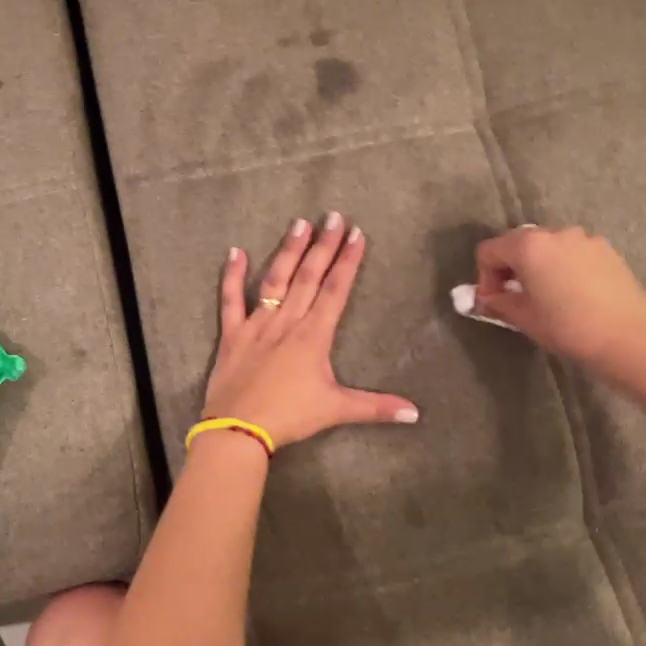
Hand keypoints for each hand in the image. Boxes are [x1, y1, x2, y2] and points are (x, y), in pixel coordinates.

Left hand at [203, 214, 418, 448]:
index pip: (335, 290)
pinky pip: (231, 300)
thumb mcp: (336, 410)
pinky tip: (236, 252)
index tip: (357, 233)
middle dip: (323, 245)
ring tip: (299, 223)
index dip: (348, 261)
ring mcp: (257, 325)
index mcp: (313, 335)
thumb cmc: (289, 417)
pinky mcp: (232, 335)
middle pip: (308, 277)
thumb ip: (375, 407)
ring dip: (288, 251)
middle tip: (333, 216)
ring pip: (275, 280)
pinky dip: (232, 276)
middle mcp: (287, 322)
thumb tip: (415, 412)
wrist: (239, 428)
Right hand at [474, 225, 645, 368]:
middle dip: (509, 268)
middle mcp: (556, 233)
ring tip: (544, 296)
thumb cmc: (566, 327)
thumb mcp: (523, 318)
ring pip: (547, 246)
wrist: (628, 338)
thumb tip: (486, 299)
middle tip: (513, 297)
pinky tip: (570, 294)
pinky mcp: (607, 250)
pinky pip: (572, 253)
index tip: (492, 301)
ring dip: (537, 266)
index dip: (484, 276)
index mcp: (529, 246)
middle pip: (518, 243)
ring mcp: (585, 239)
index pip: (489, 251)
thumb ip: (498, 302)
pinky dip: (562, 266)